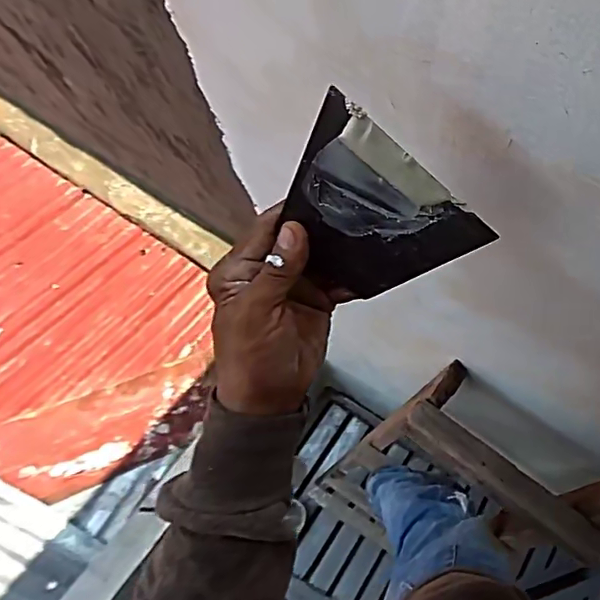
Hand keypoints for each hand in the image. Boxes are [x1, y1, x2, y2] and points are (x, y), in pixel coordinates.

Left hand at [207, 207, 340, 414]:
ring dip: (335, 251)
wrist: (271, 399)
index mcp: (240, 270)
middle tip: (344, 216)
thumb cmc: (249, 360)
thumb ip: (276, 270)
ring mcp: (293, 284)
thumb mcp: (257, 312)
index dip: (288, 215)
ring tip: (356, 240)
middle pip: (295, 238)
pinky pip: (335, 278)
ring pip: (318, 255)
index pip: (264, 230)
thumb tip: (293, 230)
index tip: (314, 199)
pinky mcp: (315, 298)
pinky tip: (359, 272)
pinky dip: (347, 276)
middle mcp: (266, 272)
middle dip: (317, 230)